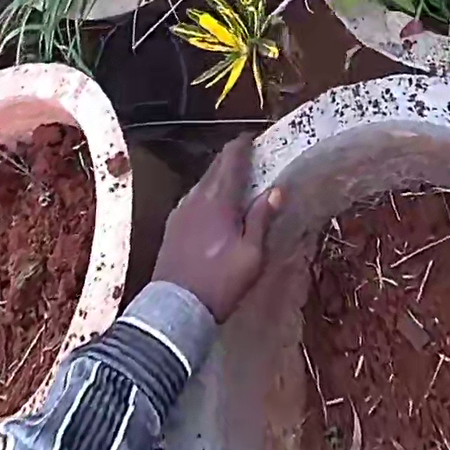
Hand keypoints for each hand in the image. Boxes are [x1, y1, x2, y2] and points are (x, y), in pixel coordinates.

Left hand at [152, 136, 280, 321]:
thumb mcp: (252, 255)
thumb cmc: (220, 282)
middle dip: (234, 158)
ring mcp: (181, 209)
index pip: (231, 158)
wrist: (174, 311)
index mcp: (219, 198)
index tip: (256, 139)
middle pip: (216, 165)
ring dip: (221, 176)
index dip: (243, 144)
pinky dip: (208, 192)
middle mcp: (197, 196)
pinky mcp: (173, 224)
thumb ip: (262, 218)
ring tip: (238, 184)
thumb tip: (276, 190)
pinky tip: (216, 207)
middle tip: (253, 160)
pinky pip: (194, 197)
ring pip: (204, 181)